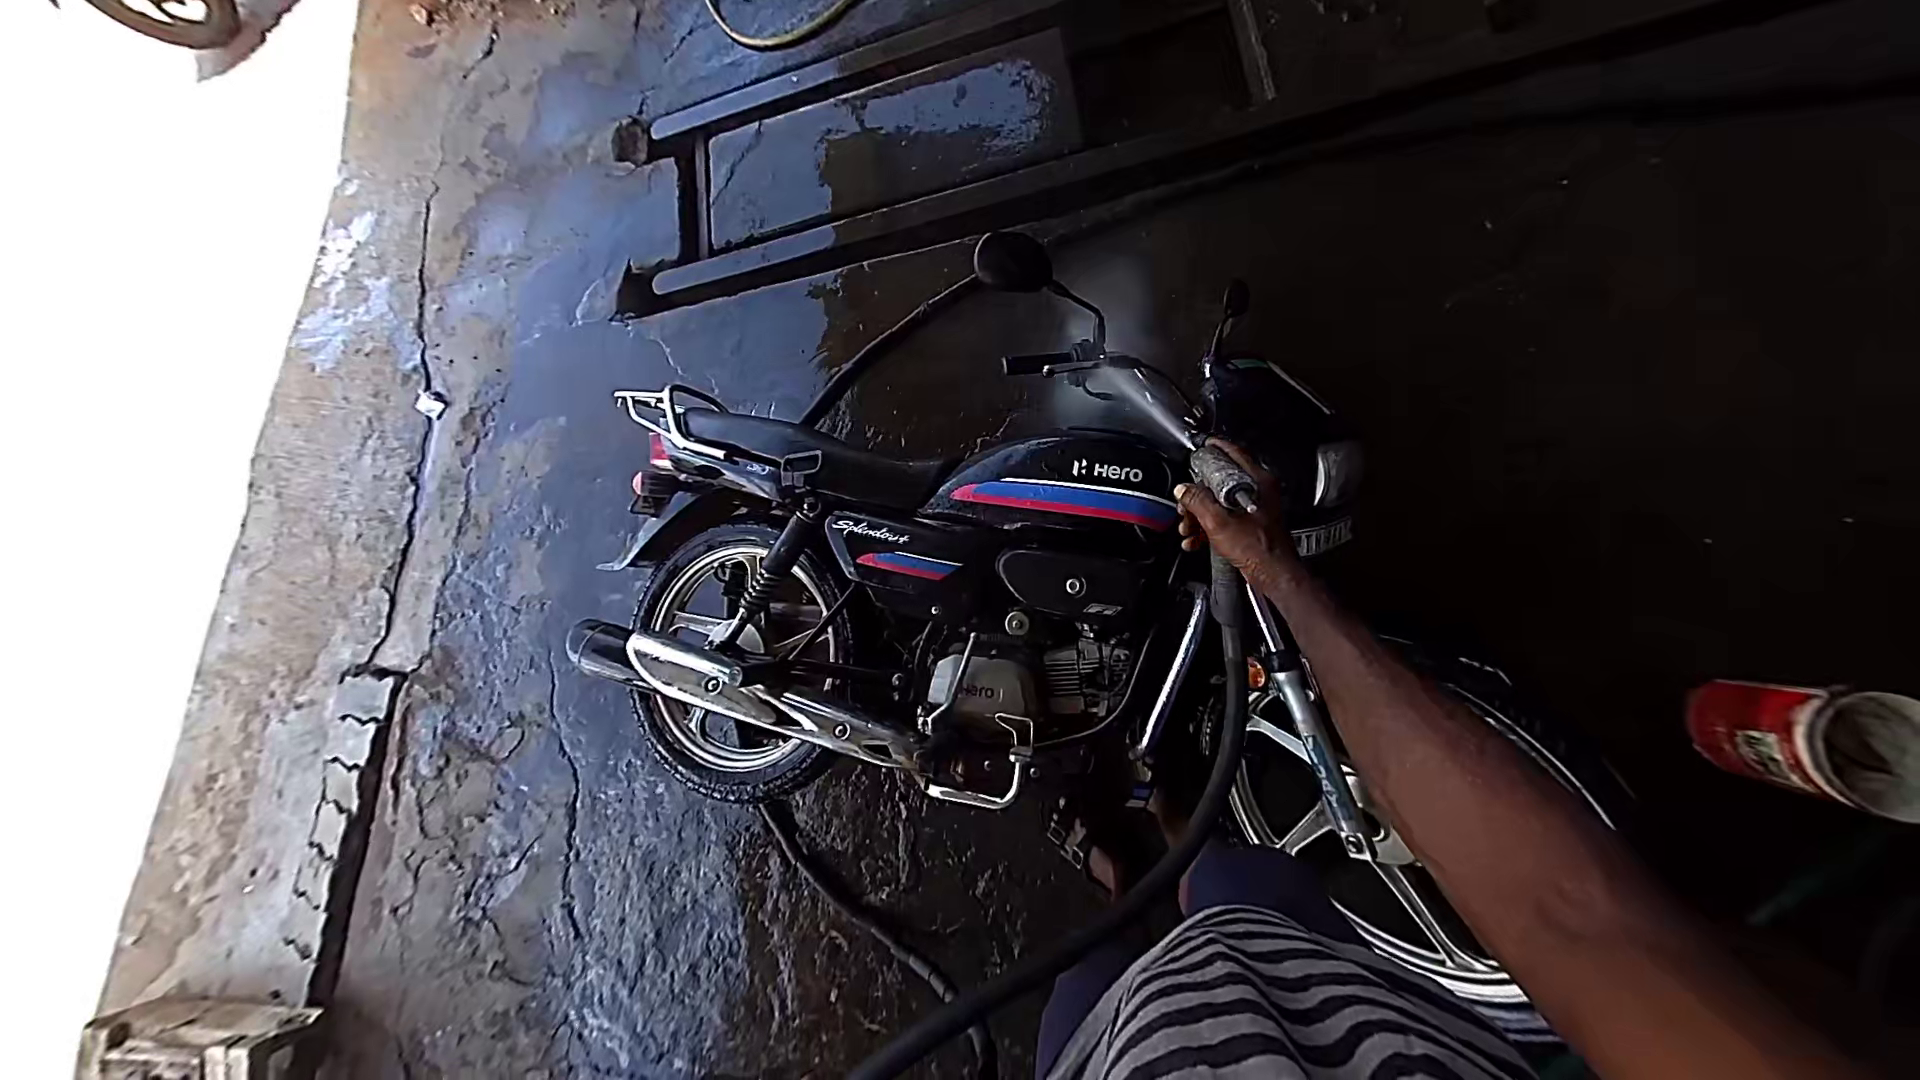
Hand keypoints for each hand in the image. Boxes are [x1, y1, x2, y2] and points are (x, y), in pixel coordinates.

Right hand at [1174, 439, 1294, 580]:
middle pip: (1219, 481)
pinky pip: (1224, 516)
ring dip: (1198, 514)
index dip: (1214, 448)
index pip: (1234, 453)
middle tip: (1184, 506)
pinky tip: (1196, 538)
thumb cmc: (1257, 548)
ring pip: (1218, 501)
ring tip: (1188, 528)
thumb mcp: (1218, 521)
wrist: (1272, 573)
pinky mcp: (1250, 522)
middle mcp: (1258, 491)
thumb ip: (1197, 501)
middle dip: (1196, 495)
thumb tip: (1183, 489)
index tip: (1201, 446)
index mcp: (1256, 482)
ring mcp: (1254, 506)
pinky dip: (1208, 525)